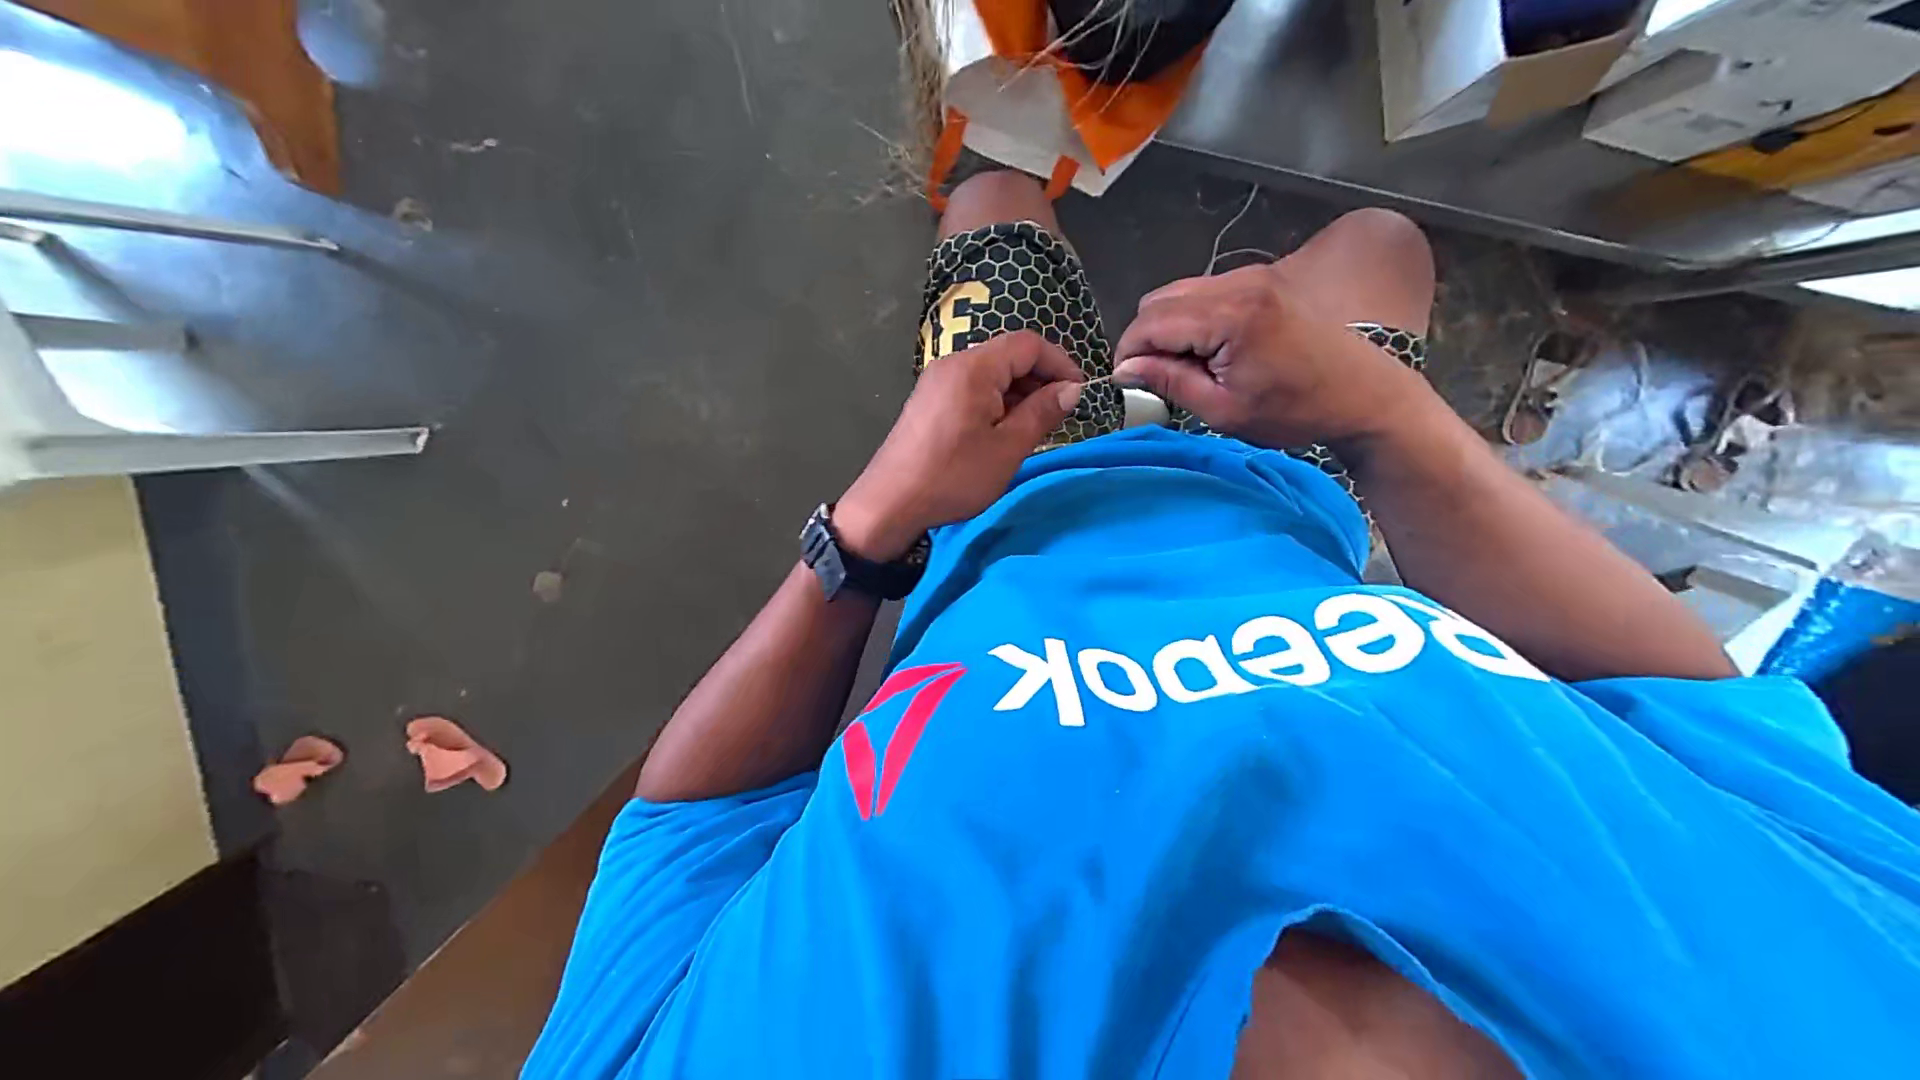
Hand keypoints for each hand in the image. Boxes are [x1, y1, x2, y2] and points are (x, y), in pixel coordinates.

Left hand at [837, 330, 1083, 559]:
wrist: (890, 503)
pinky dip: (995, 403)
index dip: (1059, 363)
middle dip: (1039, 379)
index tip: (1078, 392)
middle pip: (1007, 356)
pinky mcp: (928, 402)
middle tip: (1059, 414)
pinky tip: (1003, 432)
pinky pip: (971, 389)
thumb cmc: (953, 476)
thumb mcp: (1007, 448)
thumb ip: (1041, 413)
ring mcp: (936, 382)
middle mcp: (952, 364)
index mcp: (973, 368)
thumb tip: (1071, 390)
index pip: (1027, 344)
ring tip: (1034, 428)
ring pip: (990, 374)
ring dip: (1018, 394)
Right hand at [1112, 265, 1439, 450]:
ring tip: (1184, 367)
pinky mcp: (1264, 282)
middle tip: (1154, 377)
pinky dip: (1192, 319)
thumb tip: (1123, 370)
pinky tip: (1208, 350)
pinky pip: (1206, 293)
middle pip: (1159, 300)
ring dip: (1168, 328)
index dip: (1128, 353)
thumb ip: (1169, 382)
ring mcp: (1254, 277)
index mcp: (1231, 316)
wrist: (1366, 395)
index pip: (1151, 322)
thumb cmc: (1296, 412)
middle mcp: (1240, 283)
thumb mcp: (1223, 410)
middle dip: (1145, 338)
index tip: (1126, 384)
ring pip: (1180, 293)